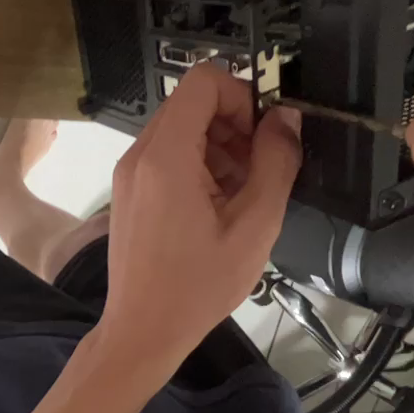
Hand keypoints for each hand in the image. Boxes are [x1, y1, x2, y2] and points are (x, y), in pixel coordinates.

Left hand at [99, 61, 302, 373]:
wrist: (142, 331)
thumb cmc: (193, 290)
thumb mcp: (254, 225)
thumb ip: (277, 162)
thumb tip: (285, 119)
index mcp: (165, 158)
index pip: (204, 81)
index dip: (243, 96)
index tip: (262, 135)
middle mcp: (138, 159)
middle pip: (191, 104)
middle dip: (234, 126)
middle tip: (257, 169)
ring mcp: (128, 178)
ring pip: (179, 131)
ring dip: (218, 149)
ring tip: (239, 196)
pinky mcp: (128, 196)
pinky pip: (165, 159)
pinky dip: (195, 168)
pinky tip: (215, 208)